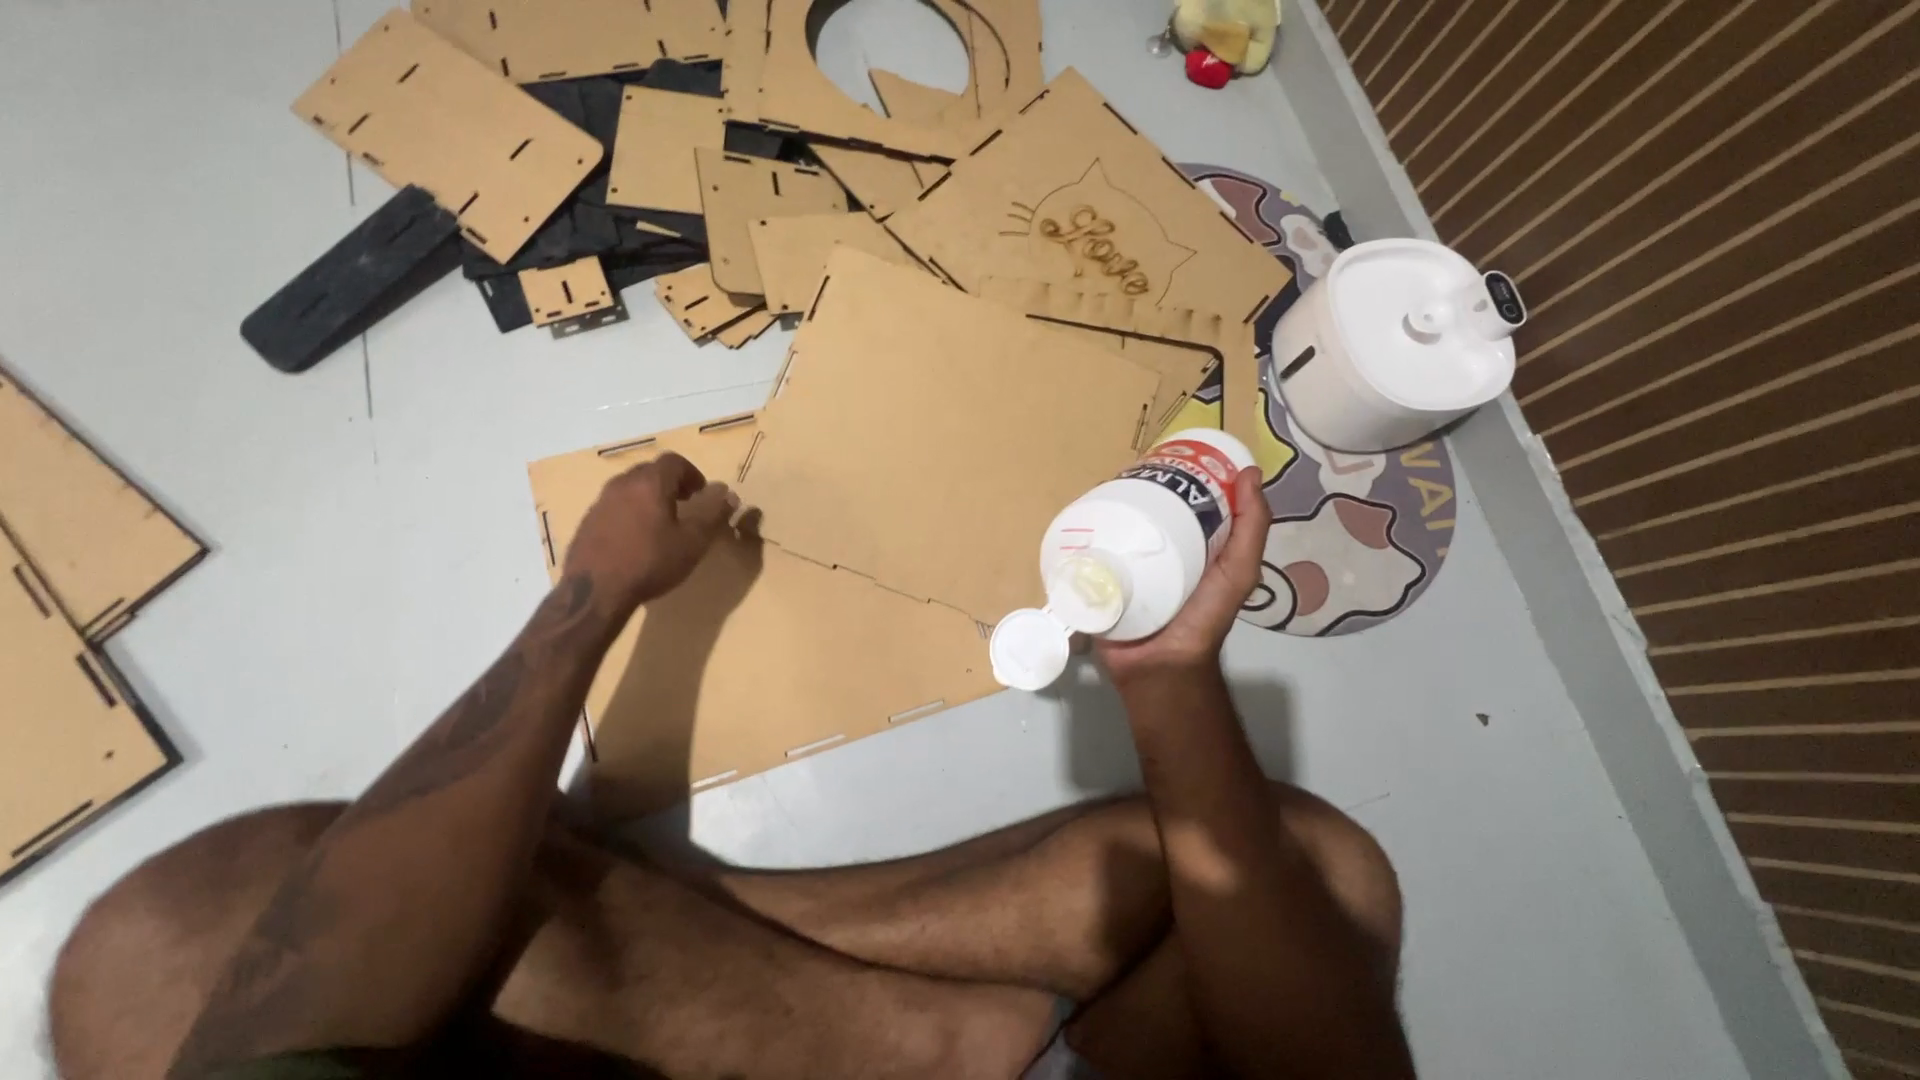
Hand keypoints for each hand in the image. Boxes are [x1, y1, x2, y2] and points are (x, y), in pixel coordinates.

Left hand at [564, 452, 739, 610]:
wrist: (596, 592)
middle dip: (671, 483)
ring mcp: (600, 502)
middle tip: (685, 505)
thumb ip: (713, 514)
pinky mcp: (587, 522)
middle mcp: (622, 484)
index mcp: (650, 483)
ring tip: (661, 523)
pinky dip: (630, 512)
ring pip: (630, 488)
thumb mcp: (693, 542)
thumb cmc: (651, 562)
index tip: (701, 494)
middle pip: (650, 471)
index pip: (674, 461)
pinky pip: (615, 506)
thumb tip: (728, 494)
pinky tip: (636, 540)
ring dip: (649, 497)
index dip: (692, 473)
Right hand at [1096, 467, 1270, 683]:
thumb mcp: (1239, 571)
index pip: (1179, 503)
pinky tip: (1075, 519)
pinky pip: (1085, 554)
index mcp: (1188, 547)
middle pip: (1140, 512)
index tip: (1163, 455)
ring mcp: (1123, 568)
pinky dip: (1079, 536)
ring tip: (1096, 490)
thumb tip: (1248, 472)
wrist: (1160, 667)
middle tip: (1121, 471)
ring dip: (1102, 509)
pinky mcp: (1096, 582)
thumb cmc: (1204, 619)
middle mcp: (1154, 554)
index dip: (1174, 477)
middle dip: (1131, 490)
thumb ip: (1253, 529)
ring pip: (1110, 529)